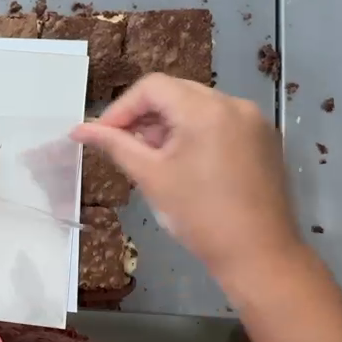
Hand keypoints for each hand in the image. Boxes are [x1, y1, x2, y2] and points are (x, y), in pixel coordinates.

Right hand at [71, 74, 302, 284]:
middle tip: (123, 146)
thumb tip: (78, 130)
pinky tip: (182, 164)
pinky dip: (193, 133)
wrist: (258, 253)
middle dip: (143, 116)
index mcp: (205, 110)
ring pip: (197, 106)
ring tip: (151, 158)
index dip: (121, 108)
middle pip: (175, 92)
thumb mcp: (149, 176)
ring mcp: (253, 121)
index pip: (151, 87)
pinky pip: (218, 121)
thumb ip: (114, 145)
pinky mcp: (263, 139)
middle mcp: (234, 104)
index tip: (103, 136)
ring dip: (167, 125)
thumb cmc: (198, 215)